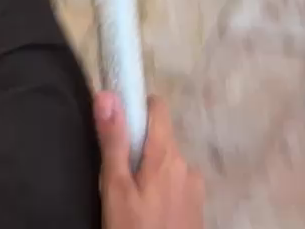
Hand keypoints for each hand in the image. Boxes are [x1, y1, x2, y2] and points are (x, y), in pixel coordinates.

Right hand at [97, 93, 203, 228]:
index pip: (157, 107)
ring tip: (128, 195)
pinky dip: (158, 185)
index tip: (115, 121)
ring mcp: (195, 190)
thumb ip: (113, 140)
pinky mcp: (196, 209)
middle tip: (114, 171)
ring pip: (165, 160)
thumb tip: (107, 93)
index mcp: (168, 156)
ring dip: (147, 167)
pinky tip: (144, 210)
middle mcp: (187, 167)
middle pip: (159, 135)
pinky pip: (173, 181)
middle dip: (137, 143)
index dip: (135, 106)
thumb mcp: (115, 187)